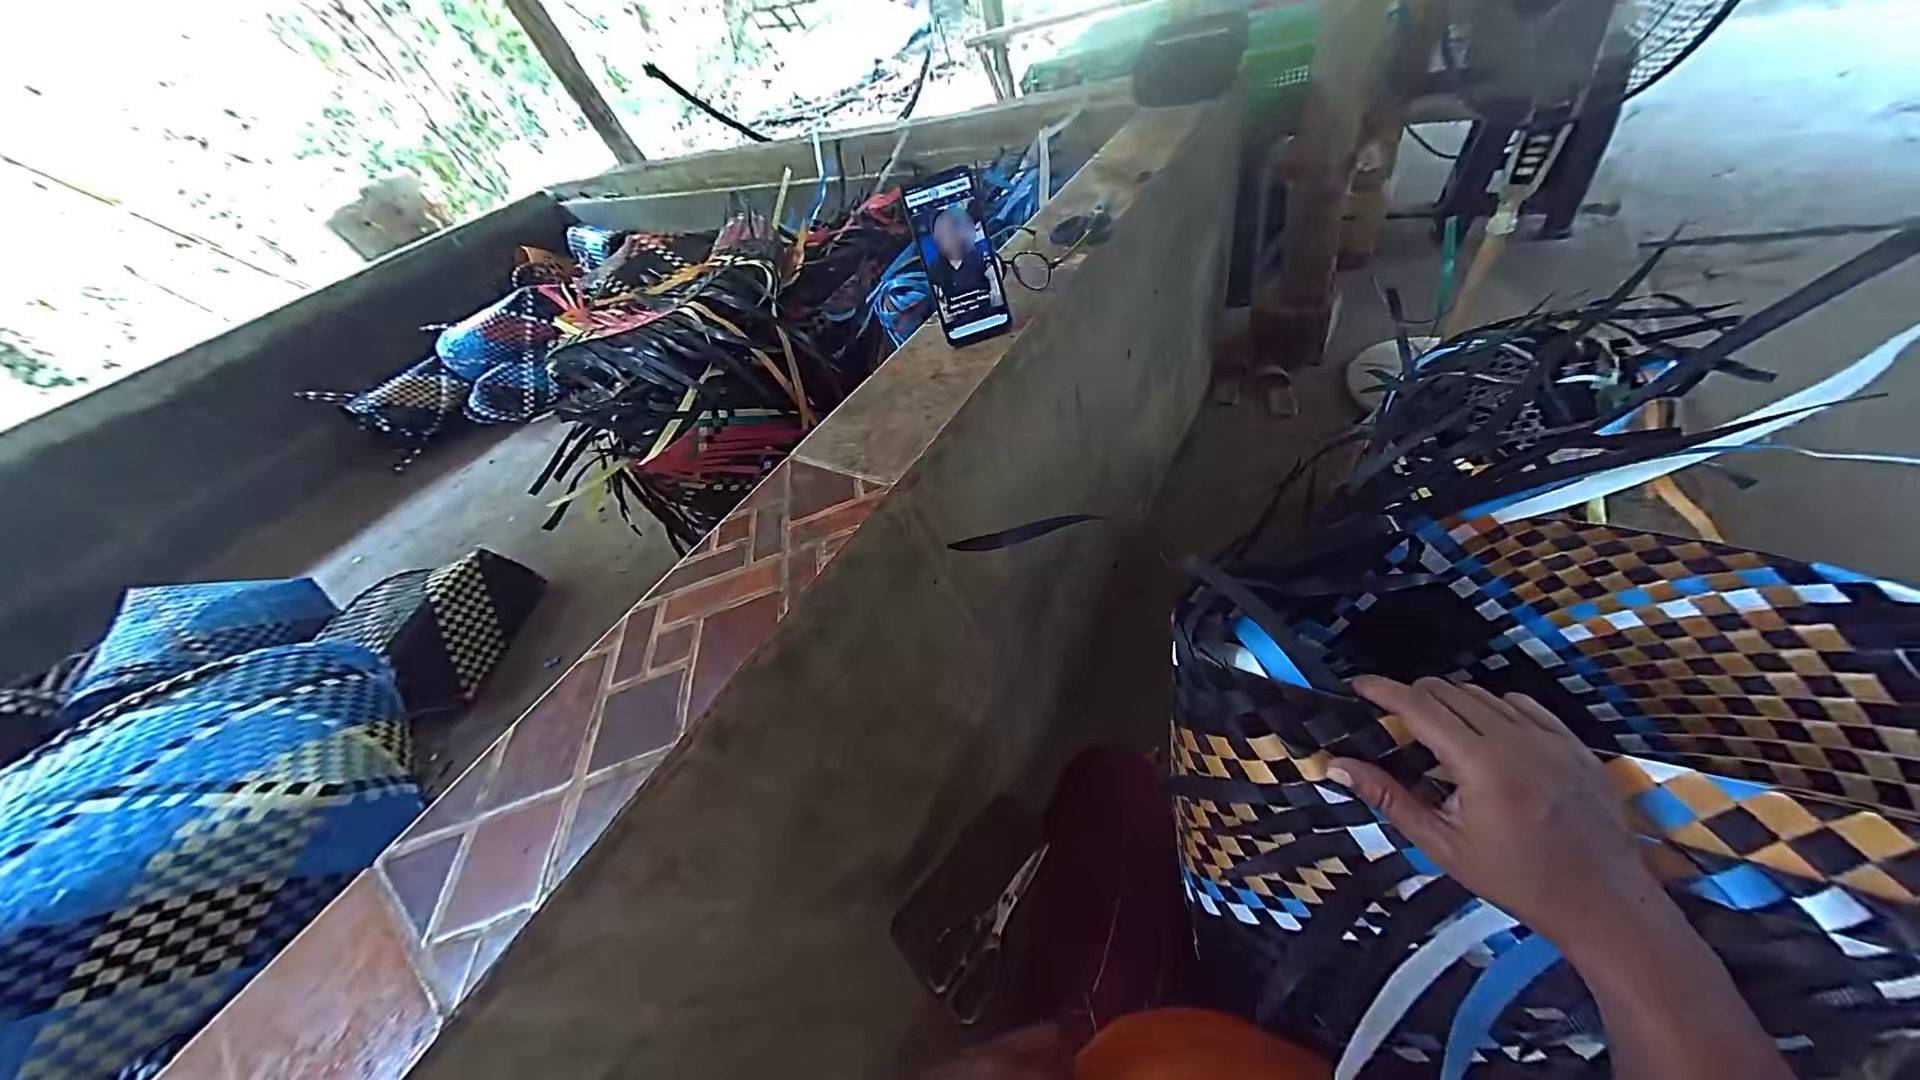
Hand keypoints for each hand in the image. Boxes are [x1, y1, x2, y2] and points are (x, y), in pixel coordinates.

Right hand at [1328, 676, 1663, 953]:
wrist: (1609, 909)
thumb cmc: (1517, 880)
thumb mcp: (1441, 844)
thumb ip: (1387, 797)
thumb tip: (1335, 765)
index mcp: (1483, 767)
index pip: (1419, 705)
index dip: (1382, 689)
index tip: (1357, 686)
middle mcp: (1519, 742)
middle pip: (1446, 690)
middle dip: (1410, 696)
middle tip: (1393, 722)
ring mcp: (1553, 740)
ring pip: (1481, 692)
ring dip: (1448, 701)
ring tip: (1436, 731)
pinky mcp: (1575, 745)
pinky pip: (1521, 704)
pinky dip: (1491, 707)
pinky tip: (1484, 735)